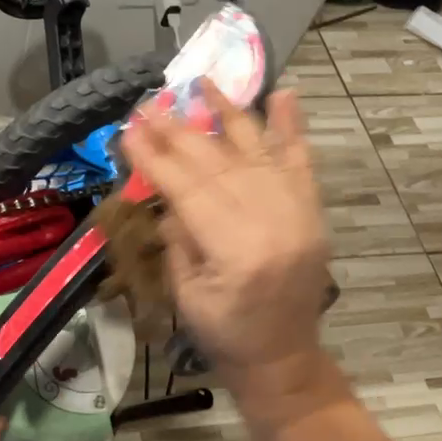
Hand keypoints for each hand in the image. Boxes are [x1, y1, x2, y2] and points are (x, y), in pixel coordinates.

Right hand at [121, 82, 335, 390]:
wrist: (282, 358)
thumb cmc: (222, 333)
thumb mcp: (183, 292)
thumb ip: (177, 235)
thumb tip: (165, 184)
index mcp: (236, 252)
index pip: (188, 190)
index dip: (155, 157)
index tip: (129, 127)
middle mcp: (272, 225)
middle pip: (218, 164)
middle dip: (179, 130)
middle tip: (149, 103)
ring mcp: (299, 215)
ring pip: (256, 154)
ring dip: (228, 114)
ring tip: (203, 82)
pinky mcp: (313, 213)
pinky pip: (301, 163)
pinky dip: (291, 128)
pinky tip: (283, 94)